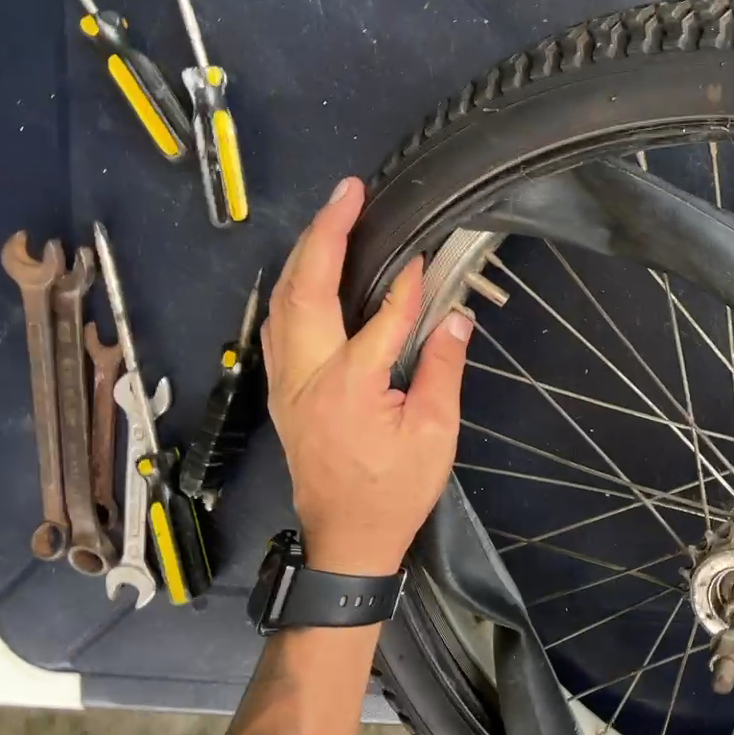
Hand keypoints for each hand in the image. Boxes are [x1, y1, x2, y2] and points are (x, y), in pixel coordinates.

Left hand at [261, 176, 470, 576]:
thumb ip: (442, 369)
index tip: (428, 257)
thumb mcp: (435, 434)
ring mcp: (285, 383)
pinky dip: (292, 287)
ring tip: (331, 218)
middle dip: (325, 235)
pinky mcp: (282, 390)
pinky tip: (308, 272)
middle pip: (305, 291)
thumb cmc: (397, 490)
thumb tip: (456, 317)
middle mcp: (305, 376)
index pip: (381, 318)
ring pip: (281, 303)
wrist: (346, 541)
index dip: (408, 285)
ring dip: (303, 255)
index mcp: (349, 387)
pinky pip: (278, 325)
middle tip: (349, 193)